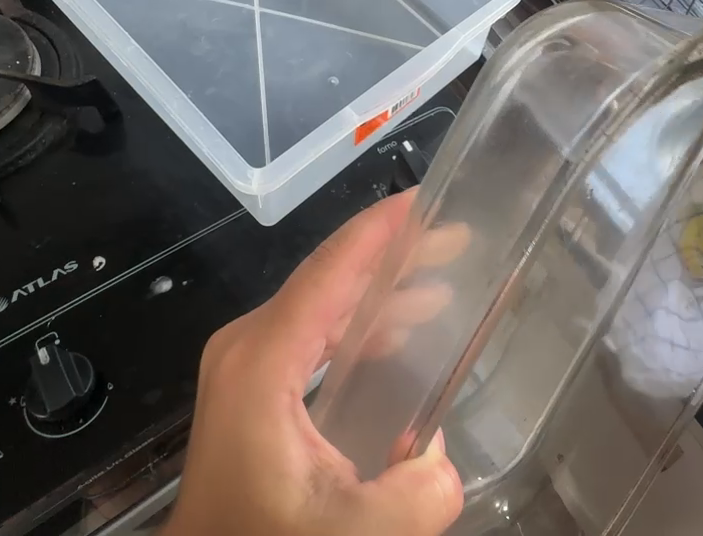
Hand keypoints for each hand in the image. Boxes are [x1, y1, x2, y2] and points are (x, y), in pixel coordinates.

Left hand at [161, 190, 462, 535]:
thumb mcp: (349, 532)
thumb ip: (417, 496)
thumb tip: (441, 459)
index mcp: (263, 360)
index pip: (330, 271)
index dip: (379, 229)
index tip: (425, 200)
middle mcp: (250, 346)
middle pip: (331, 279)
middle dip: (395, 257)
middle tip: (456, 242)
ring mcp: (247, 364)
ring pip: (324, 304)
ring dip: (381, 294)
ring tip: (442, 288)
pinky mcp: (252, 386)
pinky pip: (314, 333)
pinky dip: (360, 325)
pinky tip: (401, 336)